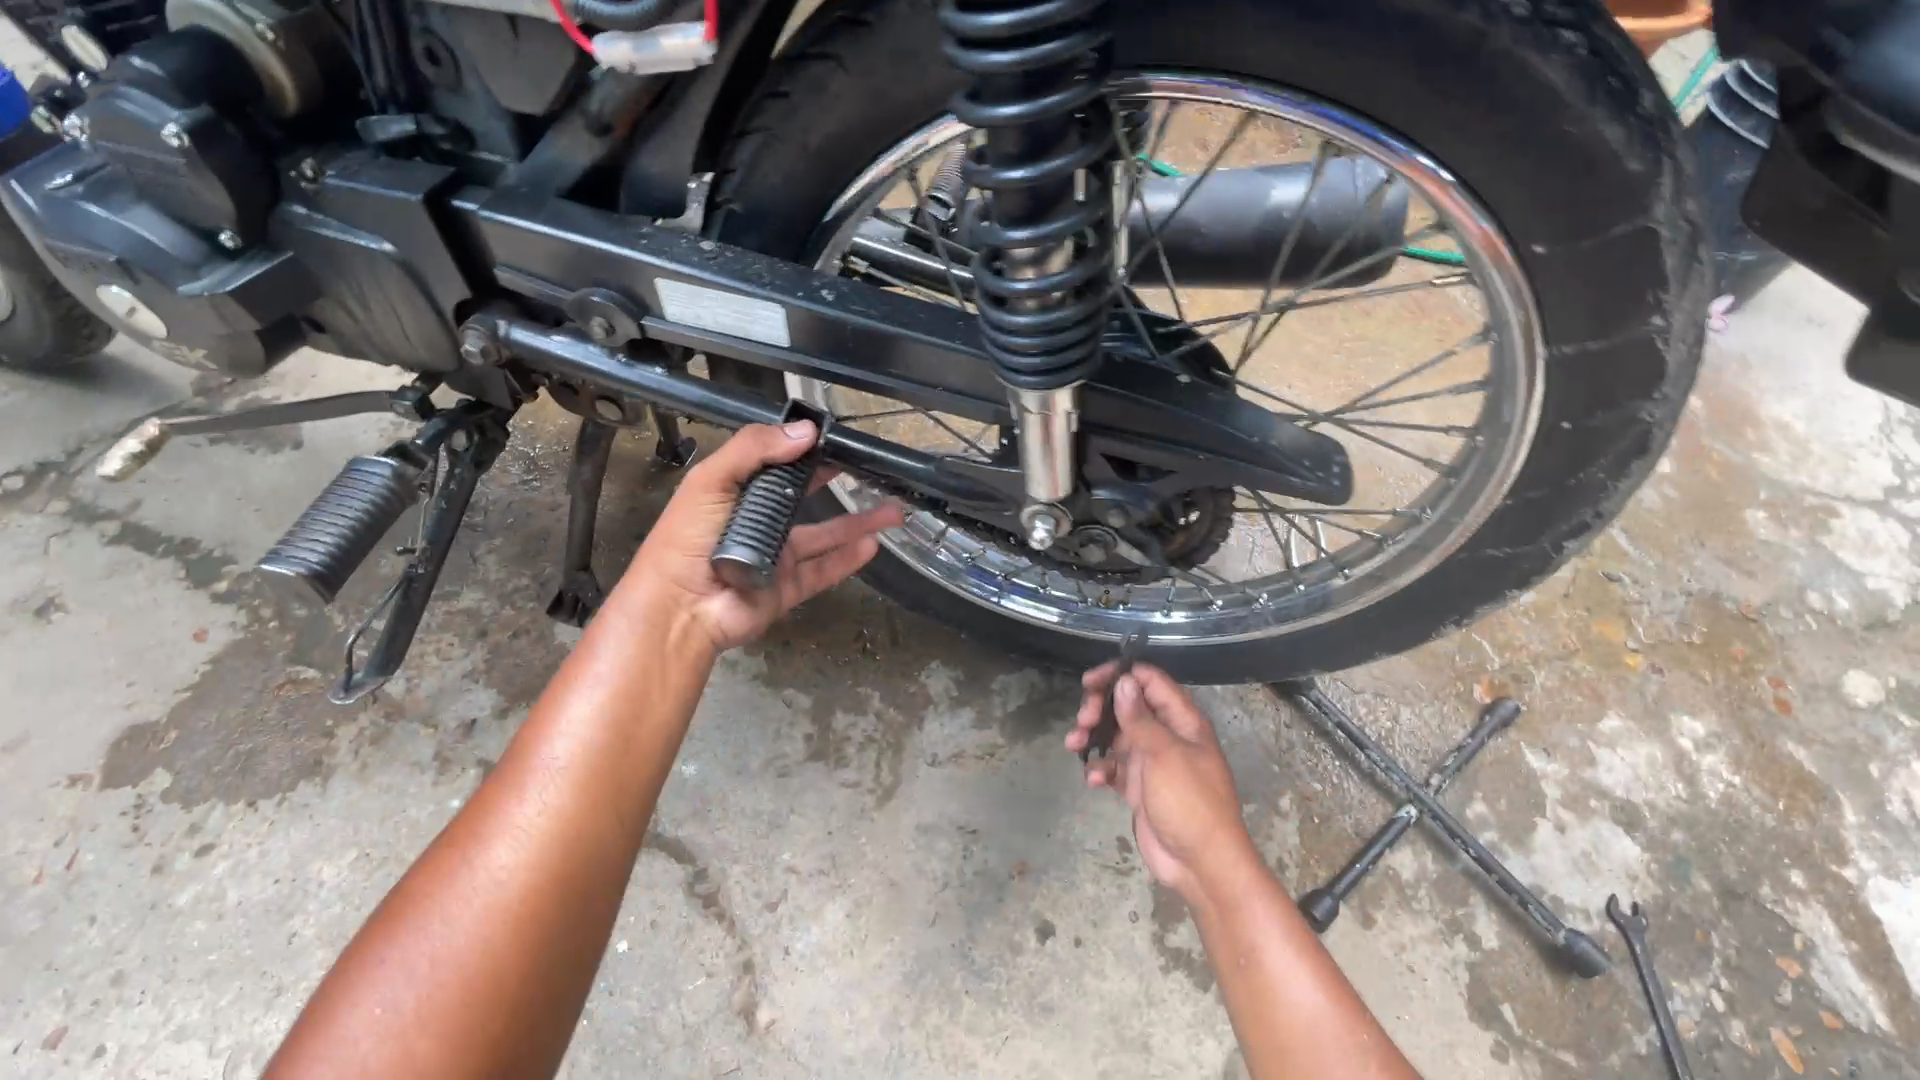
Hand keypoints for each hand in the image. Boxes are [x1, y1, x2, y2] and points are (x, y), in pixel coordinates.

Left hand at [613, 420, 905, 652]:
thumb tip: (806, 431)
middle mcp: (759, 522)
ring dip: (859, 523)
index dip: (805, 451)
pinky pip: (824, 570)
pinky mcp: (788, 588)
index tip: (837, 439)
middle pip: (807, 498)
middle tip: (872, 469)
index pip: (777, 465)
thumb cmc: (686, 539)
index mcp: (737, 493)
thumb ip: (754, 449)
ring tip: (894, 511)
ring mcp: (777, 556)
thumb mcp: (711, 480)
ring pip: (825, 535)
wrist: (678, 608)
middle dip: (838, 482)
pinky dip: (849, 559)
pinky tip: (873, 544)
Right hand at [1066, 663, 1259, 903]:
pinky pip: (1114, 768)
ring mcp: (1152, 762)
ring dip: (1092, 736)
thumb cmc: (1189, 802)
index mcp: (1182, 721)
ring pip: (1116, 736)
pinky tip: (1095, 780)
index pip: (1150, 681)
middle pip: (1128, 706)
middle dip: (1100, 708)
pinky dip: (1101, 769)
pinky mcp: (1139, 788)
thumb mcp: (1163, 754)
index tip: (1090, 681)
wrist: (1201, 864)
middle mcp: (1167, 735)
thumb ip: (1140, 718)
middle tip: (1082, 720)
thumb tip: (1124, 681)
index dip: (1121, 675)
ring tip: (1074, 744)